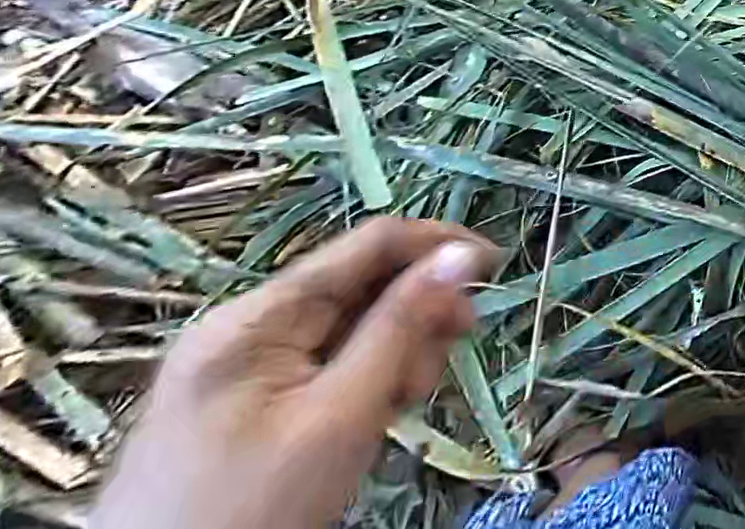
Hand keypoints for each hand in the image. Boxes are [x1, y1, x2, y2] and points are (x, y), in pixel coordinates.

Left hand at [92, 218, 500, 528]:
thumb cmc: (254, 510)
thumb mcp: (344, 413)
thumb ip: (403, 324)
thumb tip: (462, 254)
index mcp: (259, 317)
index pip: (372, 242)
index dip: (441, 243)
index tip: (495, 267)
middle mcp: (252, 323)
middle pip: (369, 282)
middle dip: (421, 310)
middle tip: (454, 348)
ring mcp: (249, 359)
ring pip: (360, 319)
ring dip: (402, 346)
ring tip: (407, 397)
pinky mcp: (255, 392)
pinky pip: (337, 355)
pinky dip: (374, 371)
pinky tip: (382, 406)